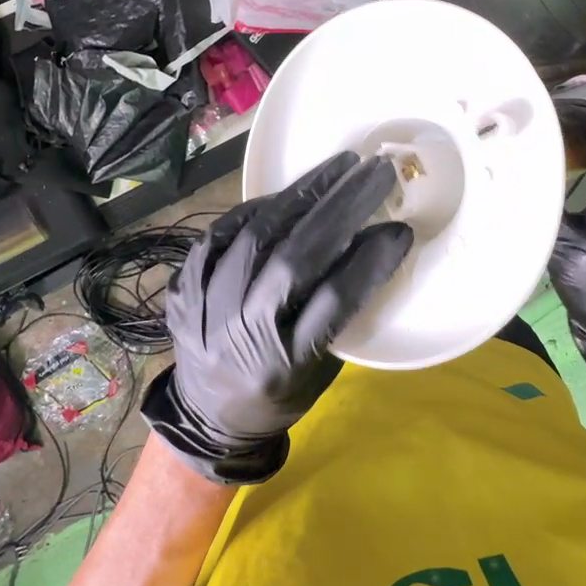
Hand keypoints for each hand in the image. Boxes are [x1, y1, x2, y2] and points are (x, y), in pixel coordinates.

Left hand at [142, 153, 413, 482]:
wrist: (208, 417)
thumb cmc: (282, 392)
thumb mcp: (322, 366)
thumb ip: (340, 311)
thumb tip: (371, 240)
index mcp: (287, 364)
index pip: (336, 299)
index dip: (371, 260)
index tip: (401, 228)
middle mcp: (244, 335)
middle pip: (296, 258)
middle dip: (342, 207)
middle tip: (375, 172)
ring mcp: (206, 309)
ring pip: (256, 237)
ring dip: (301, 195)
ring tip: (337, 168)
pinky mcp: (184, 290)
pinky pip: (219, 235)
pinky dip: (255, 210)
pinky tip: (286, 194)